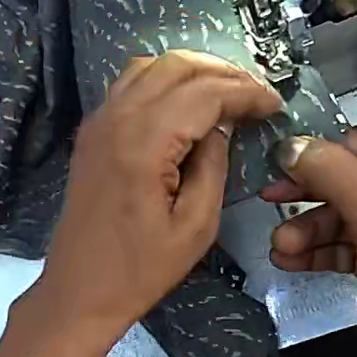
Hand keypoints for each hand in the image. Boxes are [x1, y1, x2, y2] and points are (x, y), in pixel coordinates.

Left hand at [36, 51, 281, 338]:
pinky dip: (166, 80)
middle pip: (176, 66)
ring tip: (228, 91)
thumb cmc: (144, 268)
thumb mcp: (197, 225)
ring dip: (194, 70)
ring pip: (150, 66)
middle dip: (223, 72)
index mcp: (144, 144)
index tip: (275, 104)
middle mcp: (116, 118)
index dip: (245, 93)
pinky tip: (188, 102)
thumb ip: (213, 165)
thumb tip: (222, 125)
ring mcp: (98, 121)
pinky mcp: (92, 132)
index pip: (204, 93)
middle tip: (257, 93)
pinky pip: (132, 84)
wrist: (81, 290)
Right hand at [261, 124, 356, 356]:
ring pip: (335, 215)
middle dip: (309, 192)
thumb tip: (294, 147)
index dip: (329, 151)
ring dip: (305, 228)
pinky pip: (336, 246)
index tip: (290, 159)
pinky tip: (291, 258)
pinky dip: (312, 251)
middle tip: (275, 196)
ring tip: (284, 243)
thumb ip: (331, 172)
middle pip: (345, 178)